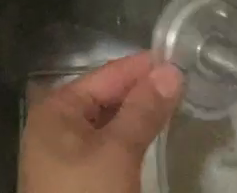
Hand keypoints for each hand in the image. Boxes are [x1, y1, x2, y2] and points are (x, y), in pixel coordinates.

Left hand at [19, 52, 182, 192]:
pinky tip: (148, 135)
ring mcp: (63, 154)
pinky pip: (104, 145)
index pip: (105, 75)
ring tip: (171, 102)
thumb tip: (171, 71)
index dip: (141, 66)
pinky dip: (128, 137)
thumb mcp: (117, 153)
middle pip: (104, 97)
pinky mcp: (75, 180)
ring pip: (106, 122)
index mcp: (57, 107)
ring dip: (136, 113)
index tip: (177, 56)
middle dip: (140, 88)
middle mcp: (55, 124)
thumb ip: (143, 111)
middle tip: (180, 80)